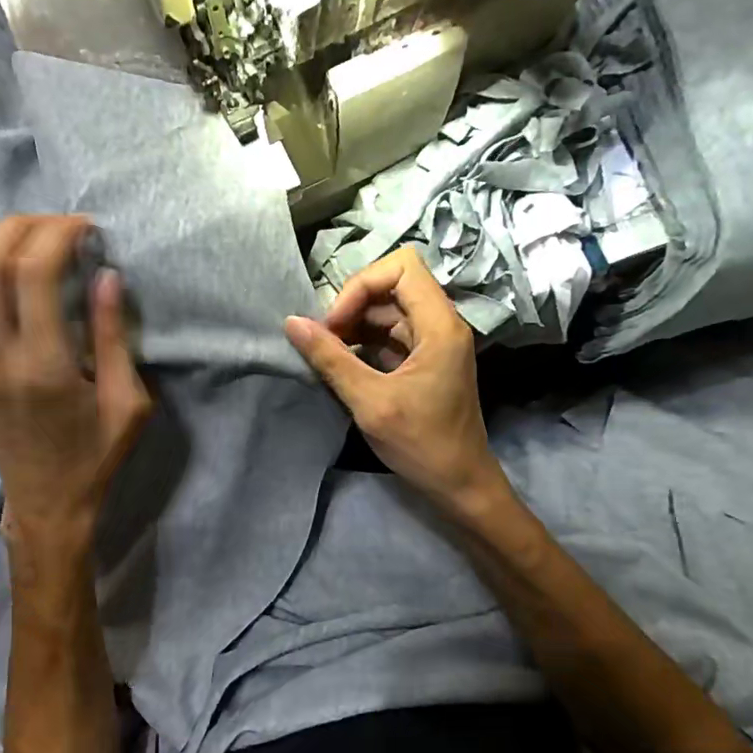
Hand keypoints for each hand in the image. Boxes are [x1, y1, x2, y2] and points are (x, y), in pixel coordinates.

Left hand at [0, 216, 151, 550]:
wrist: (45, 503)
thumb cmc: (97, 456)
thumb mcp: (128, 402)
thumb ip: (115, 336)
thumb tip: (106, 275)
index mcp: (44, 366)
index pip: (33, 273)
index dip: (57, 234)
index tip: (86, 226)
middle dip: (21, 227)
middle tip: (59, 225)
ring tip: (34, 238)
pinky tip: (10, 269)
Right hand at [284, 248, 509, 514]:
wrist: (460, 485)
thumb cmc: (422, 444)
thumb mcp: (370, 402)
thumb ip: (331, 359)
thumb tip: (292, 322)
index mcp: (440, 325)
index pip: (401, 267)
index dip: (362, 285)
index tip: (336, 323)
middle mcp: (441, 324)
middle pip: (393, 285)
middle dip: (353, 305)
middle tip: (325, 339)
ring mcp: (434, 342)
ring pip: (389, 310)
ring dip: (355, 324)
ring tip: (327, 352)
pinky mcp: (424, 361)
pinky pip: (391, 334)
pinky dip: (364, 342)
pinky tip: (342, 363)